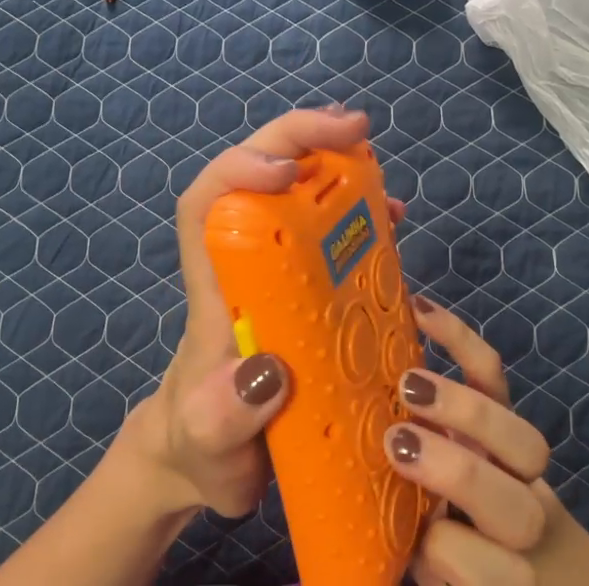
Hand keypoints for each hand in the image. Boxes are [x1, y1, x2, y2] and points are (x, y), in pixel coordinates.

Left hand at [125, 106, 397, 516]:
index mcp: (215, 289)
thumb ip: (226, 413)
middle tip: (353, 126)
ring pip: (290, 196)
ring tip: (372, 157)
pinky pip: (325, 234)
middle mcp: (240, 267)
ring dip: (327, 164)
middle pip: (253, 179)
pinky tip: (389, 220)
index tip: (285, 170)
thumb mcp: (209, 441)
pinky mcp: (301, 294)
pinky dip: (354, 214)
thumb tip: (268, 369)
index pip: (206, 203)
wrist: (204, 463)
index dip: (238, 169)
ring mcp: (270, 276)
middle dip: (295, 140)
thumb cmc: (198, 447)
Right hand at [389, 296, 552, 585]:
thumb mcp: (420, 558)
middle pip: (514, 507)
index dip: (456, 553)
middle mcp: (513, 518)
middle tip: (399, 444)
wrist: (518, 536)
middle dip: (458, 473)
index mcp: (489, 567)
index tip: (422, 538)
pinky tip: (419, 312)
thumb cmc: (455, 549)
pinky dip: (460, 340)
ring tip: (409, 386)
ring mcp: (514, 459)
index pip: (484, 568)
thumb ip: (401, 539)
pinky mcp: (505, 409)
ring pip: (521, 442)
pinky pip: (493, 375)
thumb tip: (348, 507)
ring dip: (464, 410)